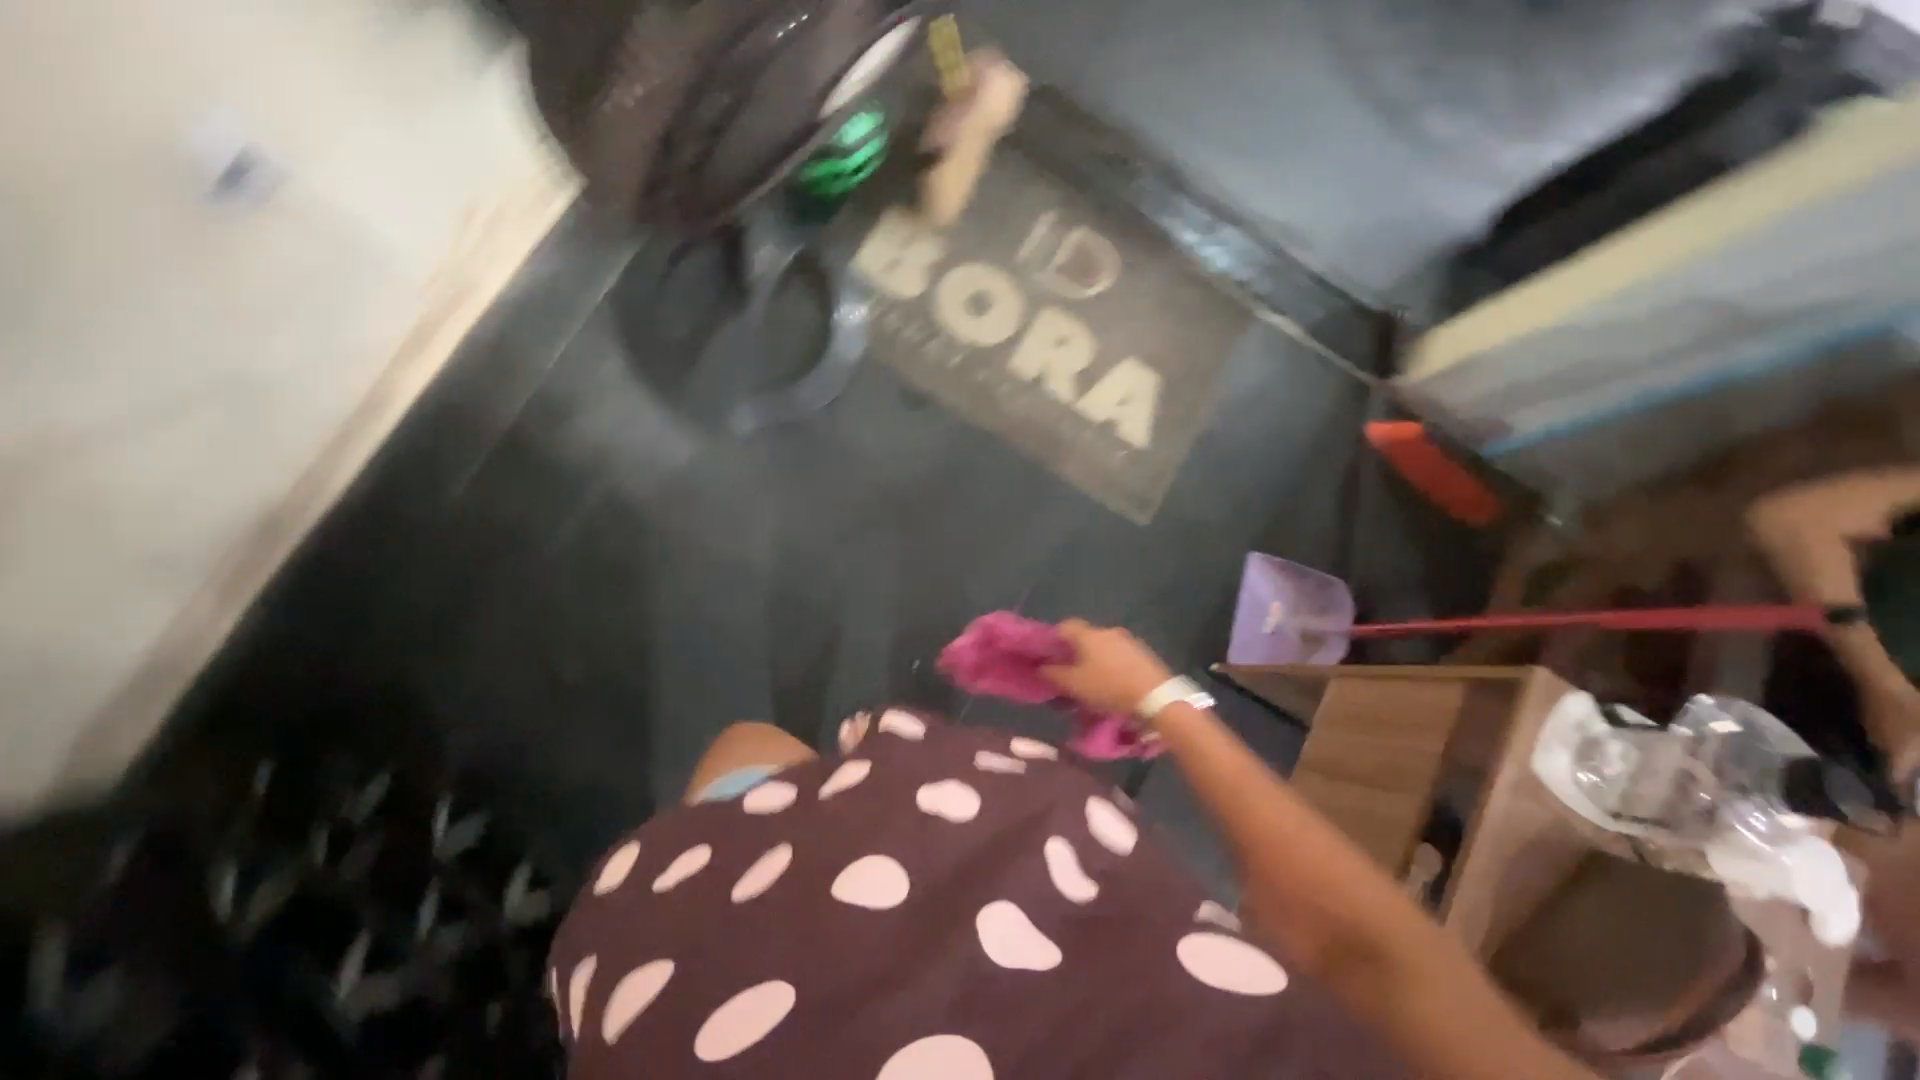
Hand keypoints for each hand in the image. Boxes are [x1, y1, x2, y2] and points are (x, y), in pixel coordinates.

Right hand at [1041, 620, 1174, 716]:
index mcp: (1089, 634)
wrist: (1156, 697)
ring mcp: (1129, 641)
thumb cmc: (1109, 687)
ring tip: (1090, 686)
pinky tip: (1111, 686)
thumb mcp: (1074, 685)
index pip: (1065, 626)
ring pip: (1103, 649)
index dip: (1053, 639)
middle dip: (1074, 656)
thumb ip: (1053, 674)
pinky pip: (1119, 658)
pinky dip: (1111, 668)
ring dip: (1094, 663)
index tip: (1048, 657)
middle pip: (1085, 639)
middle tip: (1068, 676)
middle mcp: (1109, 631)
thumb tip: (1041, 667)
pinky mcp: (1144, 655)